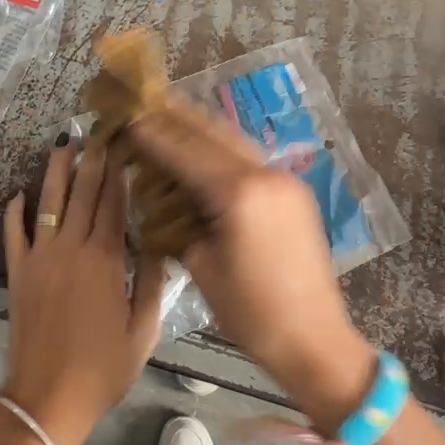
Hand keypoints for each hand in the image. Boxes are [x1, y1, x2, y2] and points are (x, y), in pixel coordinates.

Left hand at [0, 138, 165, 444]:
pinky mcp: (17, 272)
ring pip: (49, 202)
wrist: (48, 397)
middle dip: (92, 159)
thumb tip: (160, 242)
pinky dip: (14, 211)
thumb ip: (152, 283)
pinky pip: (13, 233)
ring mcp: (41, 257)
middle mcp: (73, 247)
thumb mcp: (143, 331)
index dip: (120, 172)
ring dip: (56, 171)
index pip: (115, 203)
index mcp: (106, 259)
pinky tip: (18, 194)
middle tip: (96, 130)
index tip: (123, 144)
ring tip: (62, 144)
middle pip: (84, 193)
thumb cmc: (103, 369)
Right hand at [127, 100, 376, 431]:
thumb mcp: (202, 267)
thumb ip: (178, 221)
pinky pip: (250, 157)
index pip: (186, 153)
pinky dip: (222, 147)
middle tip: (146, 103)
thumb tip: (159, 196)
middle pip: (212, 133)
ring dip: (201, 128)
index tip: (128, 118)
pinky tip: (205, 149)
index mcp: (238, 194)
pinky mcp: (293, 192)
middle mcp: (265, 175)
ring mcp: (284, 180)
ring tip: (171, 115)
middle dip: (177, 117)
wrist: (317, 342)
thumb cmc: (252, 314)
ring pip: (234, 140)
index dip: (154, 135)